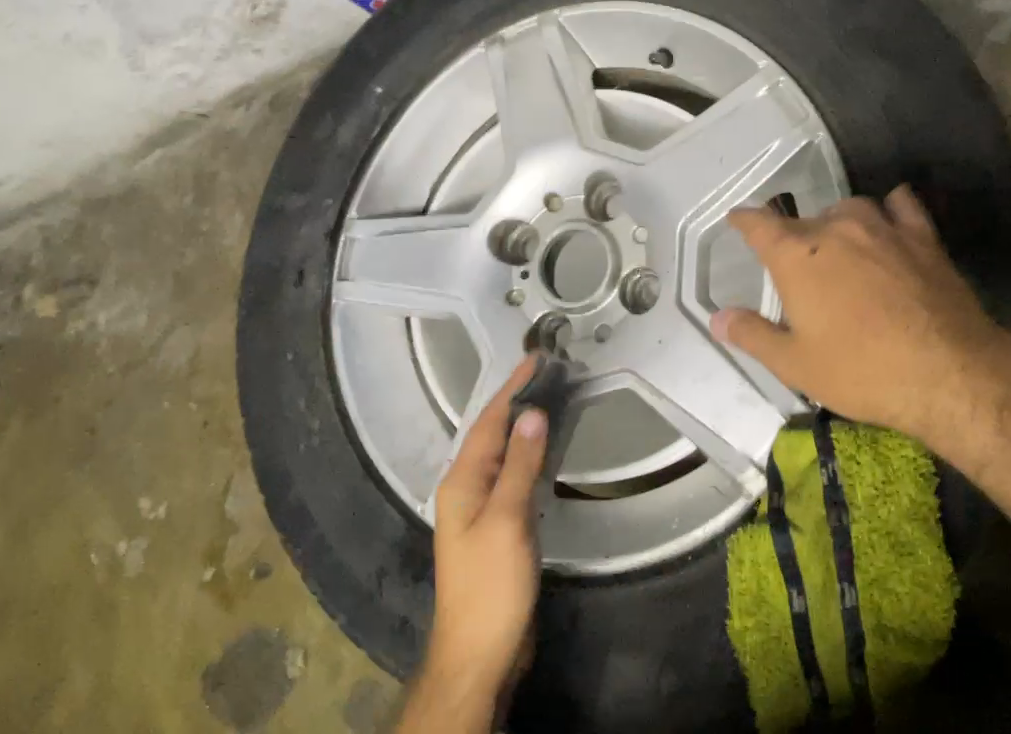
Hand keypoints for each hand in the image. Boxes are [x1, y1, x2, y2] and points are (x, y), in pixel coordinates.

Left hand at [425, 358, 550, 699]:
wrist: (480, 651)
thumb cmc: (490, 585)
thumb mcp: (507, 520)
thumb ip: (519, 466)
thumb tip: (532, 413)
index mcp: (461, 482)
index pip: (488, 423)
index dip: (511, 389)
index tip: (535, 358)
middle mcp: (466, 489)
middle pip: (492, 435)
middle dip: (516, 400)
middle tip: (549, 372)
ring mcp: (481, 511)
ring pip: (503, 455)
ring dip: (523, 426)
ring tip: (550, 398)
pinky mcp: (498, 528)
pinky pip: (512, 477)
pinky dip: (528, 456)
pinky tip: (543, 451)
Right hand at [711, 184, 1010, 445]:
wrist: (948, 373)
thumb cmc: (861, 371)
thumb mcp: (795, 364)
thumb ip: (753, 335)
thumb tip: (718, 318)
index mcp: (797, 257)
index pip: (759, 224)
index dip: (744, 220)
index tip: (737, 220)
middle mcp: (836, 230)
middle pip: (805, 221)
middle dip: (794, 239)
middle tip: (797, 270)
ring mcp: (883, 229)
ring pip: (850, 209)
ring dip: (837, 223)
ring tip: (839, 247)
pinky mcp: (922, 238)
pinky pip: (901, 205)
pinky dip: (889, 209)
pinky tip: (889, 221)